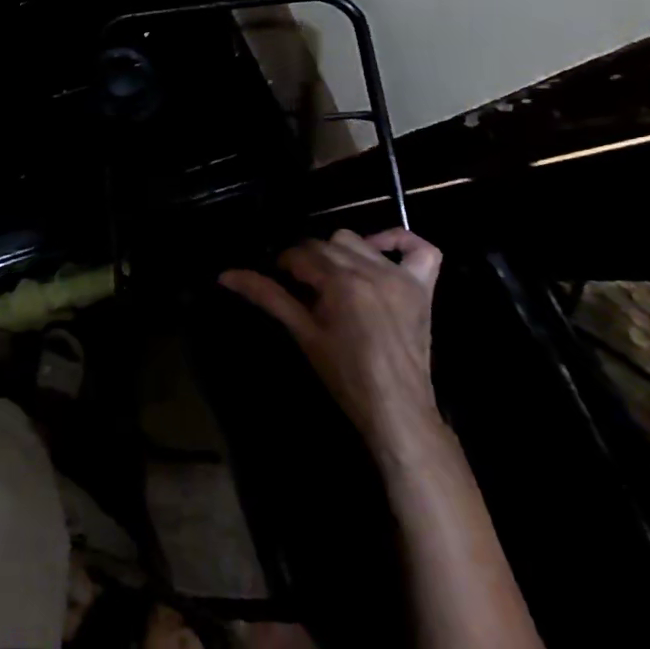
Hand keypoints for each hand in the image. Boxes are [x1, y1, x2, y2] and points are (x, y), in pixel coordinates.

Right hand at [220, 227, 442, 442]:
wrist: (396, 408)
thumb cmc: (344, 375)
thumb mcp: (302, 333)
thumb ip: (267, 297)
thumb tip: (226, 275)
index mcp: (340, 282)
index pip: (300, 254)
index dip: (283, 264)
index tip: (278, 280)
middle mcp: (371, 271)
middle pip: (325, 243)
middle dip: (307, 259)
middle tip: (301, 286)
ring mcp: (401, 277)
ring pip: (357, 240)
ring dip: (338, 252)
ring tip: (331, 279)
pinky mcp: (423, 288)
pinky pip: (422, 249)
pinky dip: (398, 242)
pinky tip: (378, 251)